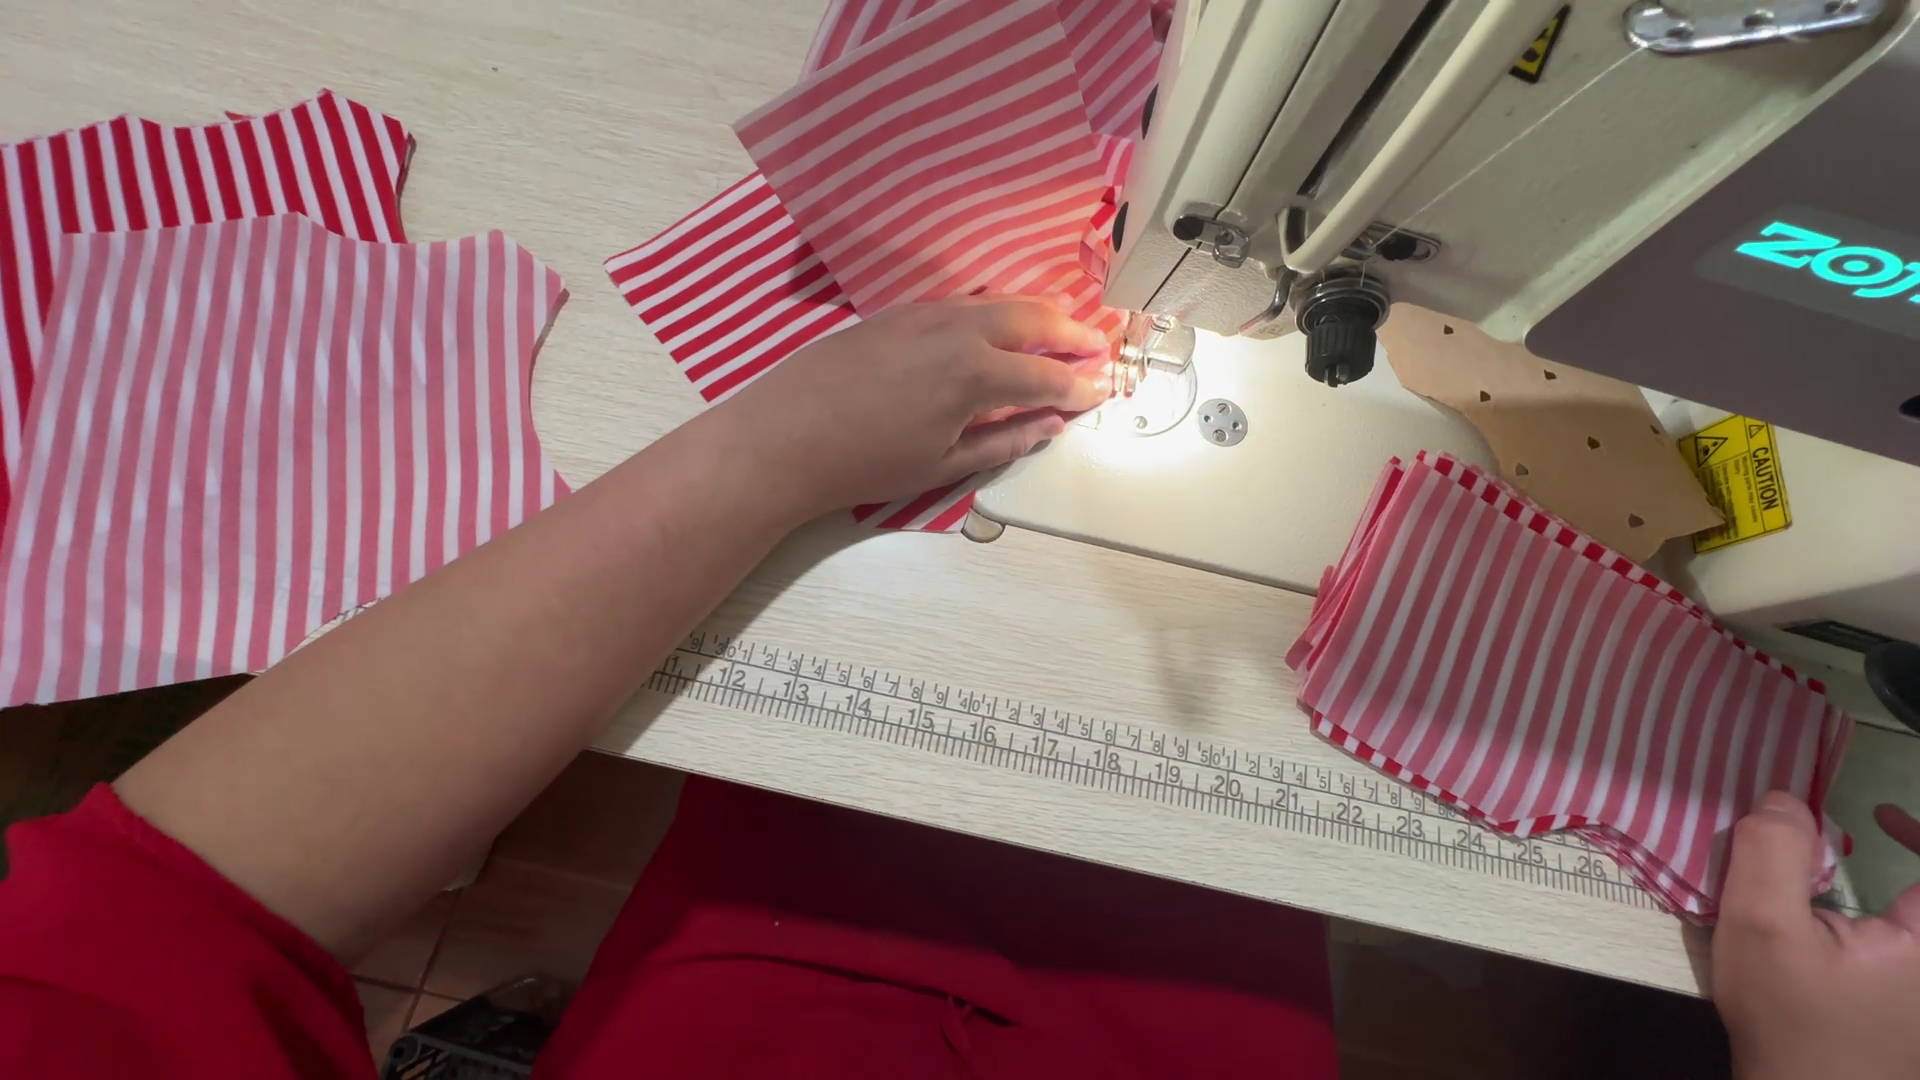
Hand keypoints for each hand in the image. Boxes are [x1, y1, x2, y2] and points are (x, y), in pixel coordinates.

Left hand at [705, 294, 1111, 519]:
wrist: (786, 436)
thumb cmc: (865, 463)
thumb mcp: (942, 466)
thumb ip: (1004, 441)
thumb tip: (1048, 425)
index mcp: (975, 374)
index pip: (1047, 375)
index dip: (1079, 386)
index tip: (1101, 390)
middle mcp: (957, 330)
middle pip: (1032, 318)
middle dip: (1072, 332)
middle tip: (1097, 346)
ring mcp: (925, 314)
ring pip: (997, 302)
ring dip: (1036, 314)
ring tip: (1059, 328)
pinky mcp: (898, 312)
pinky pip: (963, 302)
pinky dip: (995, 311)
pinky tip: (997, 326)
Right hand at [1713, 792, 1919, 1079]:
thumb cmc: (1789, 1010)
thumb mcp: (1762, 925)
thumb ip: (1771, 854)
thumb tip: (1784, 799)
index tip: (1875, 816)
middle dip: (1917, 858)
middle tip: (1875, 832)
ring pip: (1915, 921)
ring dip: (1901, 887)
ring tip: (1840, 870)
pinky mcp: (1910, 1003)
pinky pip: (1904, 942)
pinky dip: (1890, 918)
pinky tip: (1841, 917)